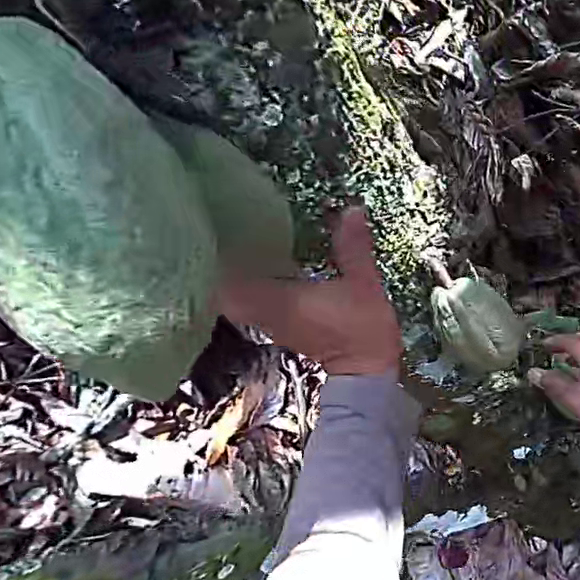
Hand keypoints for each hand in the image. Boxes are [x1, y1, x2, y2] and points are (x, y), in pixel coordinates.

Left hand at [217, 207, 401, 377]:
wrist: (367, 371)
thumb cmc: (363, 328)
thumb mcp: (364, 283)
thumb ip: (353, 247)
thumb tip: (351, 209)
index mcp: (281, 299)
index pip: (229, 279)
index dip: (214, 256)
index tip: (211, 230)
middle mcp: (267, 313)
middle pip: (224, 290)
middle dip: (218, 266)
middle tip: (219, 236)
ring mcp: (272, 324)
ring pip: (235, 301)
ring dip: (232, 279)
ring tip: (235, 250)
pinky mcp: (282, 330)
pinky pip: (252, 307)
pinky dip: (248, 291)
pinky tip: (260, 274)